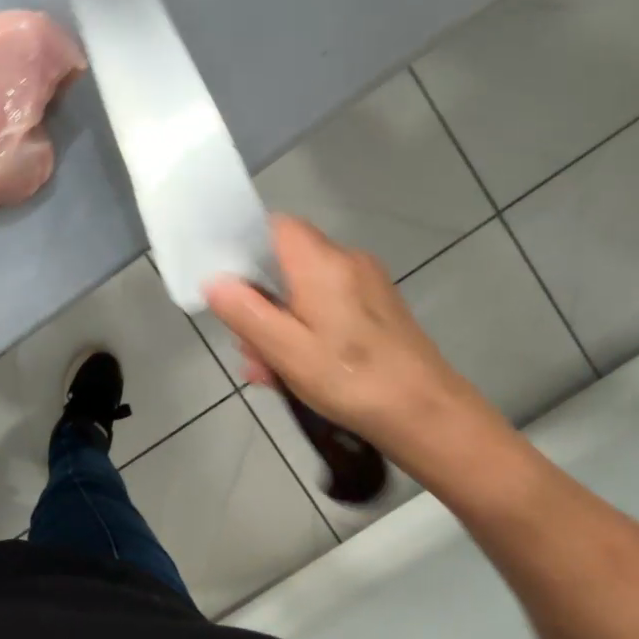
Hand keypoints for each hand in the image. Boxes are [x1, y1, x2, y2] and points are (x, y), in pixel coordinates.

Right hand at [203, 215, 506, 467]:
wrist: (425, 411)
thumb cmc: (350, 379)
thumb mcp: (285, 350)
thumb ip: (245, 312)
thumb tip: (213, 280)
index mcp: (323, 264)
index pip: (276, 228)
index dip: (245, 246)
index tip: (224, 281)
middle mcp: (347, 263)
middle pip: (286, 264)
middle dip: (258, 302)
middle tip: (245, 347)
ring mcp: (366, 285)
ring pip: (304, 291)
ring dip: (278, 324)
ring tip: (268, 370)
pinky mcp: (376, 309)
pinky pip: (326, 308)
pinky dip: (304, 330)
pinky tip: (295, 369)